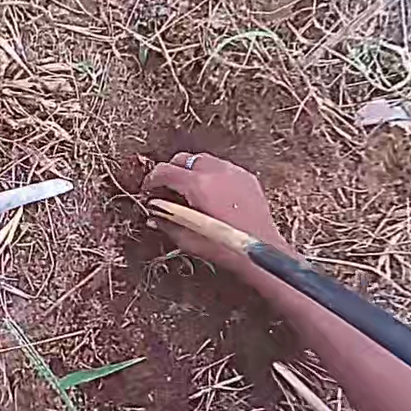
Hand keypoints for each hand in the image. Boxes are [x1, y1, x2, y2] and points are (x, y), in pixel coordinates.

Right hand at [142, 151, 289, 283]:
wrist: (262, 251)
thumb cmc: (225, 249)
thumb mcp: (188, 240)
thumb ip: (166, 221)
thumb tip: (153, 212)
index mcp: (198, 185)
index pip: (164, 171)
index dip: (151, 180)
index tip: (148, 190)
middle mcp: (215, 171)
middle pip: (182, 159)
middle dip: (170, 172)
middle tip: (165, 190)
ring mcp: (233, 172)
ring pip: (203, 160)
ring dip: (190, 171)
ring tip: (187, 192)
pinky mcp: (246, 177)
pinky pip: (222, 168)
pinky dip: (210, 175)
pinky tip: (210, 194)